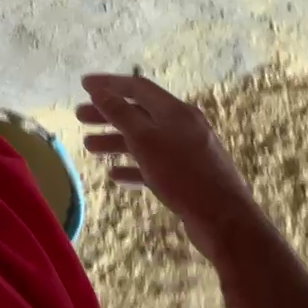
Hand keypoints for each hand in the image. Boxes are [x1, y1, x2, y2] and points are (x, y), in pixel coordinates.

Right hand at [76, 73, 263, 258]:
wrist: (227, 224)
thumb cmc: (182, 174)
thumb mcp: (144, 139)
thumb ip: (120, 113)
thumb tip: (100, 92)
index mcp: (176, 111)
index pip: (137, 87)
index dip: (108, 84)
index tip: (83, 85)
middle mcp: (183, 126)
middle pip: (138, 113)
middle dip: (107, 114)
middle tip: (80, 117)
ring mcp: (188, 152)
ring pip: (144, 140)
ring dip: (115, 141)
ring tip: (90, 148)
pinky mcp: (190, 177)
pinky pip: (155, 164)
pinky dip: (134, 166)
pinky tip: (117, 176)